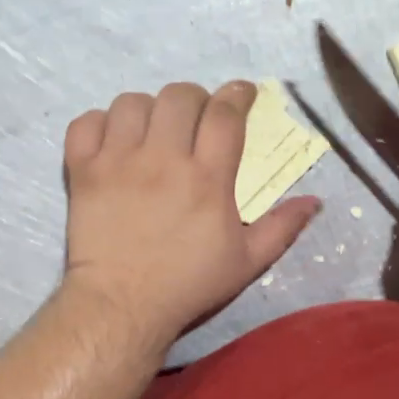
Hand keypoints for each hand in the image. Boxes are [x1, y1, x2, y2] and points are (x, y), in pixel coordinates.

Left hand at [59, 82, 320, 348]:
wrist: (123, 305)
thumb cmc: (188, 286)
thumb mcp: (247, 262)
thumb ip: (281, 227)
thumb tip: (315, 201)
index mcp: (207, 178)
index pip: (225, 114)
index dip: (237, 95)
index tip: (241, 94)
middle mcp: (163, 159)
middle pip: (179, 96)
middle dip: (194, 98)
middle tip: (196, 118)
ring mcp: (118, 162)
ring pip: (131, 103)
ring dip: (147, 109)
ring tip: (152, 130)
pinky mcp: (83, 171)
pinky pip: (86, 122)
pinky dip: (99, 124)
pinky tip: (112, 142)